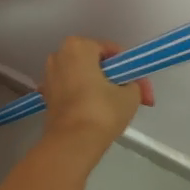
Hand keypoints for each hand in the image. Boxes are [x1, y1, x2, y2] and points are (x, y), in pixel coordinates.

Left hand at [39, 37, 153, 149]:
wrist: (72, 142)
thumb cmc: (102, 110)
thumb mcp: (130, 95)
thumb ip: (135, 84)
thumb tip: (132, 87)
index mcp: (78, 46)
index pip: (111, 51)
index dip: (130, 69)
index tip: (142, 89)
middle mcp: (59, 55)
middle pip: (95, 63)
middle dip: (115, 79)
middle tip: (132, 97)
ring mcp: (49, 76)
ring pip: (83, 77)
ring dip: (100, 89)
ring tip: (117, 108)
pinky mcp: (47, 96)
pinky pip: (72, 90)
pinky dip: (85, 97)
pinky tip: (98, 113)